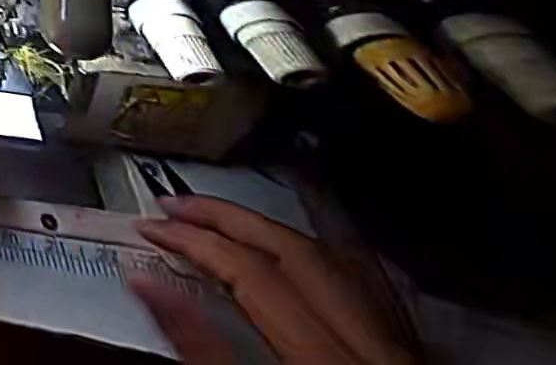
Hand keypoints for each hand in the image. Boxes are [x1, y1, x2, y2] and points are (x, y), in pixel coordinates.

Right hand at [133, 195, 413, 364]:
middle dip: (224, 218)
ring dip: (266, 228)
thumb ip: (199, 348)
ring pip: (334, 261)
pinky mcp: (410, 361)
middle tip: (173, 205)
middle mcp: (371, 350)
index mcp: (326, 362)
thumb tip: (144, 285)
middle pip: (292, 252)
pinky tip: (290, 249)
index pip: (248, 271)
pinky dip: (314, 255)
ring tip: (220, 217)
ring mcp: (400, 354)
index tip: (148, 230)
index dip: (190, 239)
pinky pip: (364, 285)